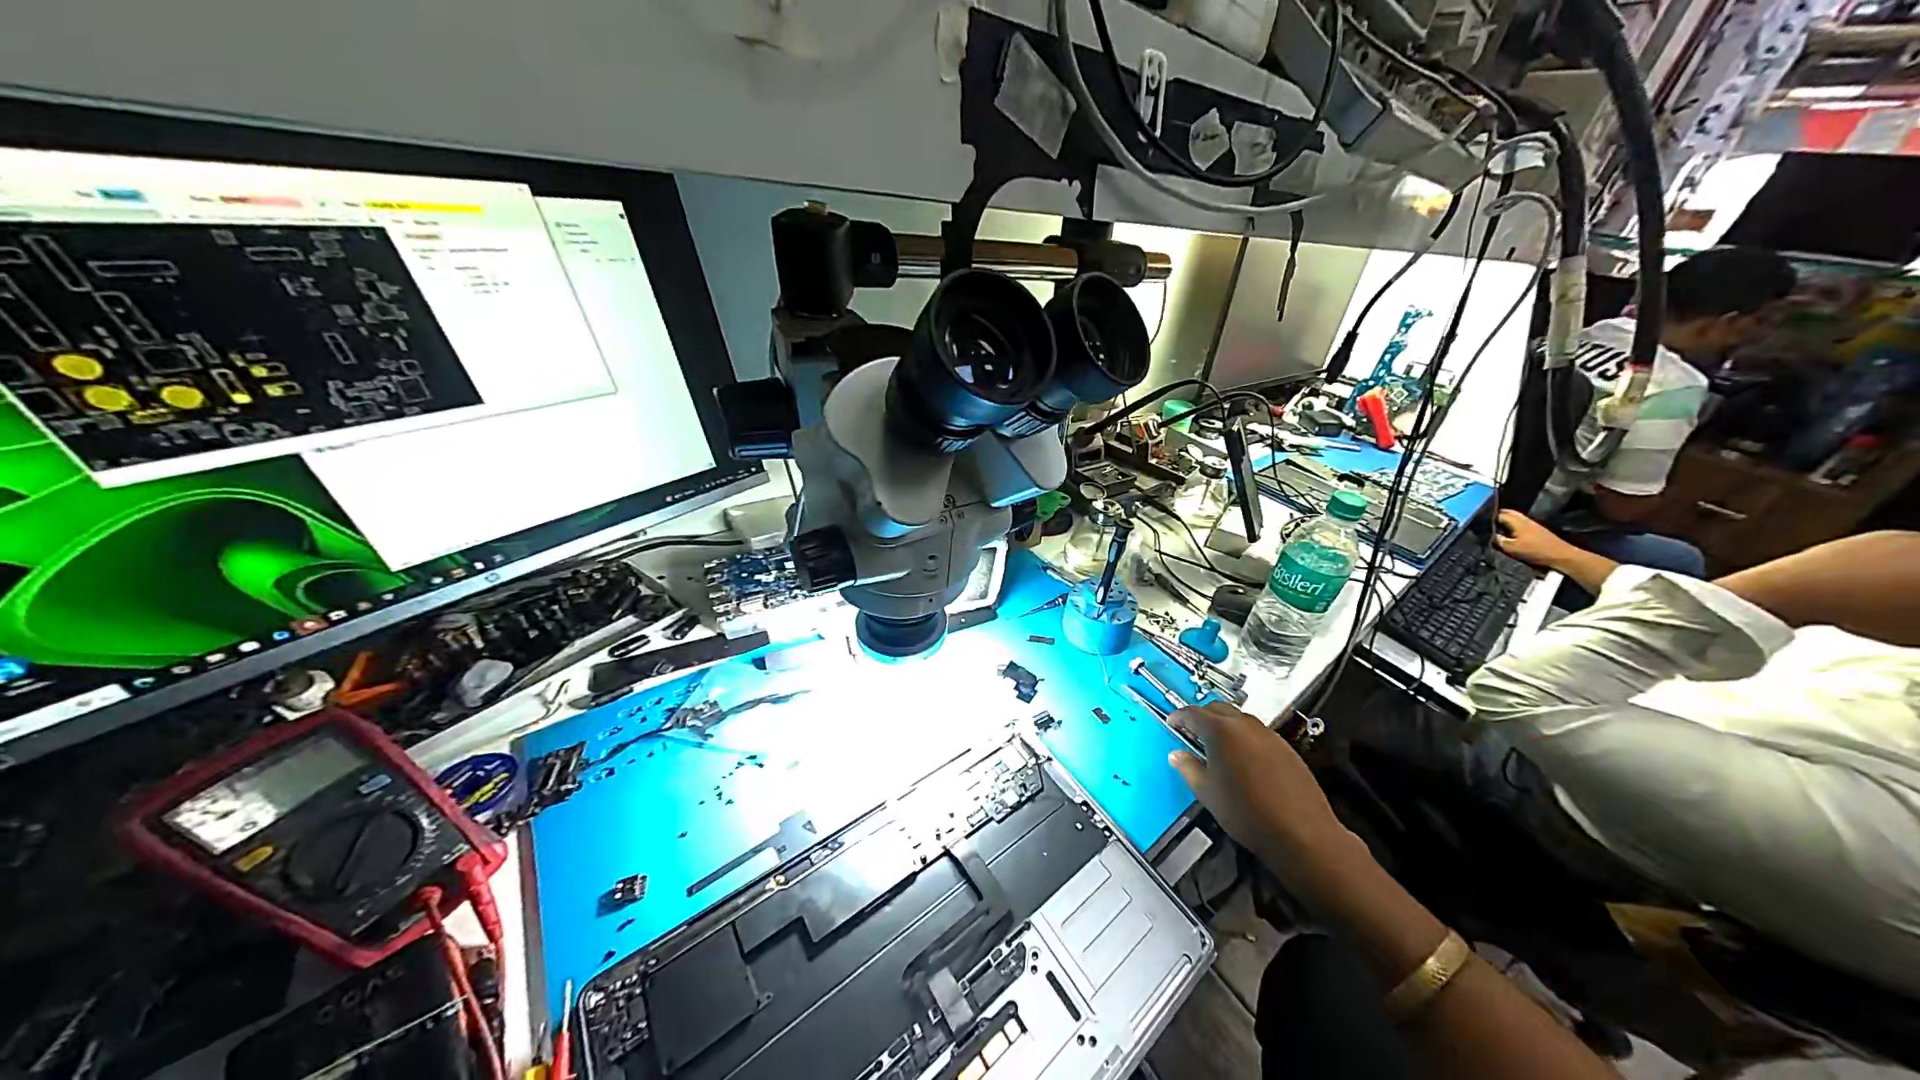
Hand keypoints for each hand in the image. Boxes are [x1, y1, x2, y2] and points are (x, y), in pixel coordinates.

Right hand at [1167, 703, 1355, 879]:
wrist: (1300, 832)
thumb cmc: (1245, 811)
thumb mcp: (1206, 791)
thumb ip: (1188, 768)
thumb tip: (1177, 755)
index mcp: (1220, 731)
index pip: (1193, 713)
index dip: (1179, 717)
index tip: (1172, 723)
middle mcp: (1245, 725)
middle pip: (1218, 709)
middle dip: (1202, 717)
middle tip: (1192, 732)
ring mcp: (1268, 734)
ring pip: (1240, 719)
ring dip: (1224, 725)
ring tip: (1216, 746)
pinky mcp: (1286, 748)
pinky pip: (1257, 733)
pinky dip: (1244, 737)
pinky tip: (1243, 760)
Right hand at [1493, 509, 1577, 569]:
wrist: (1561, 556)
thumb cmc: (1535, 551)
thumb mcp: (1511, 548)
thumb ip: (1497, 540)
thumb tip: (1487, 535)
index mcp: (1517, 521)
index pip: (1498, 514)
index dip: (1487, 518)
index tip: (1478, 523)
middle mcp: (1524, 519)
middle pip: (1507, 513)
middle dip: (1496, 516)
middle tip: (1486, 524)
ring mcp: (1532, 524)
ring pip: (1514, 518)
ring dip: (1504, 521)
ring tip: (1495, 529)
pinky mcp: (1536, 530)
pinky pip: (1520, 524)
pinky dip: (1511, 526)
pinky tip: (1508, 534)